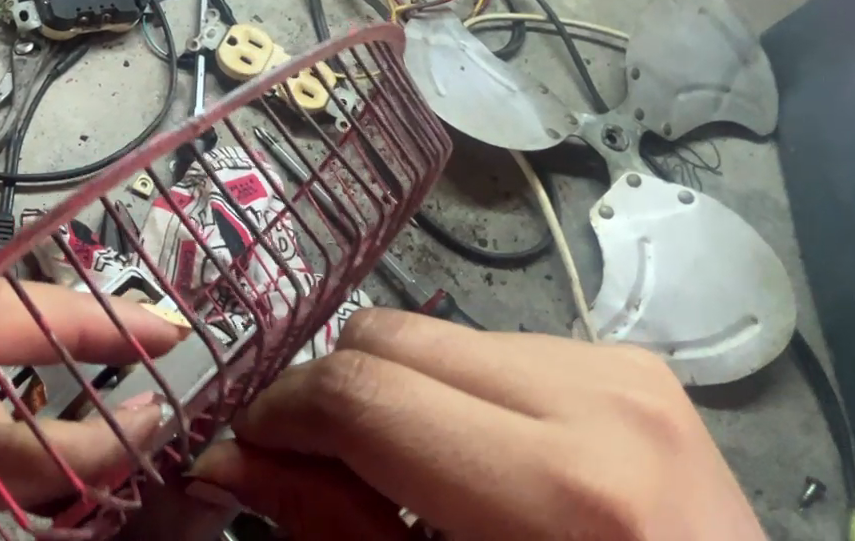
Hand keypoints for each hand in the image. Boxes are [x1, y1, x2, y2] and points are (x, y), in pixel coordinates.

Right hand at [191, 308, 763, 539]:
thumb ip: (330, 528)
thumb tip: (225, 460)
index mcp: (568, 494)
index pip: (364, 394)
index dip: (281, 413)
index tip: (245, 444)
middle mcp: (600, 399)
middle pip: (386, 339)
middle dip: (330, 394)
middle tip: (315, 460)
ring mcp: (623, 370)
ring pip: (427, 333)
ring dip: (390, 391)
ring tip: (406, 470)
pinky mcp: (629, 364)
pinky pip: (482, 346)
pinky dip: (446, 391)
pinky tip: (472, 458)